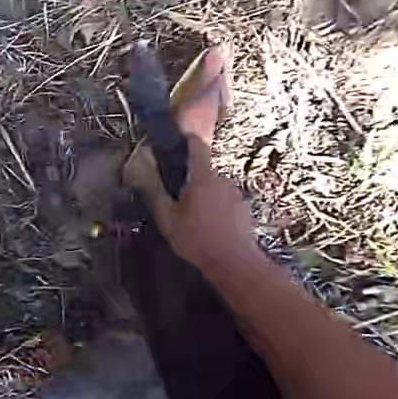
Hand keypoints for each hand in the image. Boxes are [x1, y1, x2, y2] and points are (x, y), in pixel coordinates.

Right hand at [124, 136, 256, 270]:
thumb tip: (153, 188)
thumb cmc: (198, 240)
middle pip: (203, 176)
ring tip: (195, 225)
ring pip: (215, 193)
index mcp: (202, 179)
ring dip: (205, 203)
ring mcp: (236, 197)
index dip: (190, 141)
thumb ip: (159, 199)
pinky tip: (208, 232)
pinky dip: (217, 214)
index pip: (197, 150)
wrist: (233, 262)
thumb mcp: (167, 221)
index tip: (185, 137)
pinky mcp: (244, 211)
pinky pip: (225, 207)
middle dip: (192, 187)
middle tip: (180, 207)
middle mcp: (223, 183)